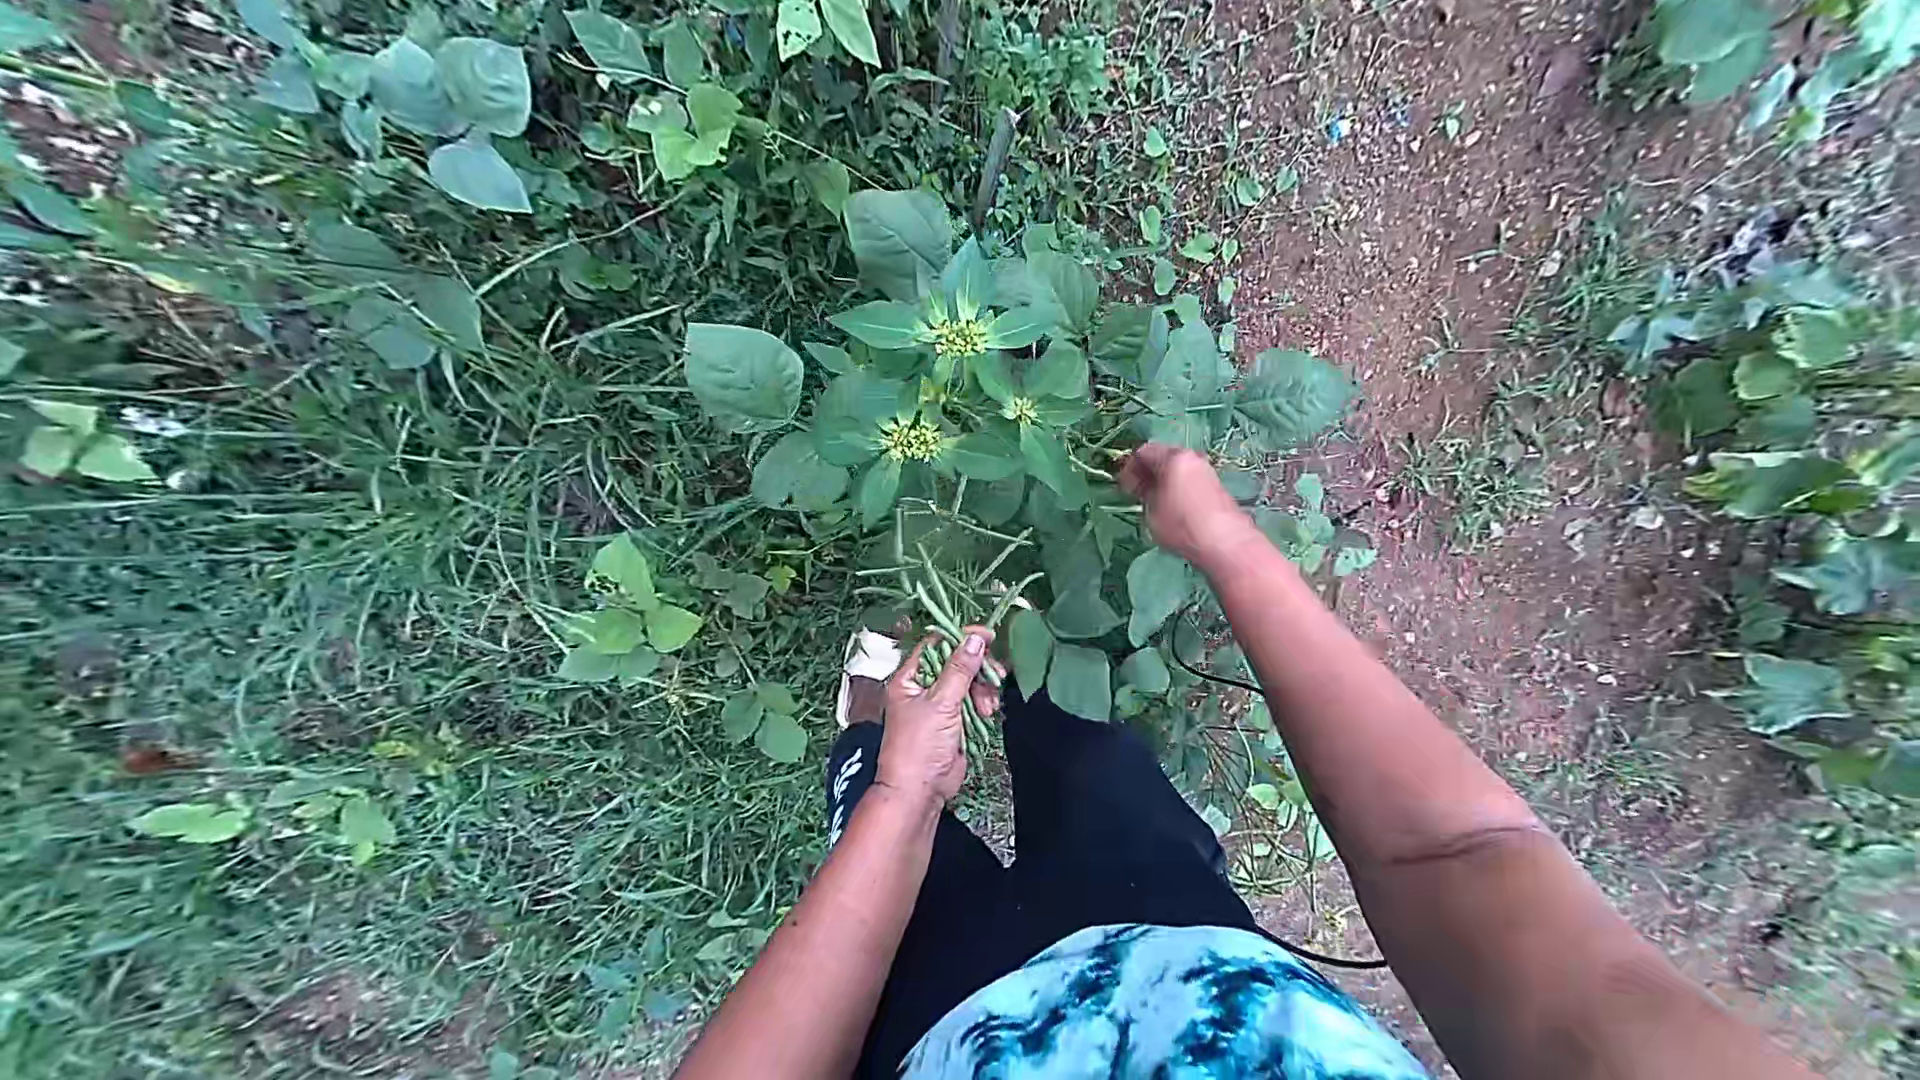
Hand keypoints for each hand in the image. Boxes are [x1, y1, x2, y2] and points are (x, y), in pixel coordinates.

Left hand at [876, 626, 999, 807]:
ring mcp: (939, 704)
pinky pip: (974, 701)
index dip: (961, 638)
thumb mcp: (940, 703)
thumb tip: (974, 641)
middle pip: (957, 662)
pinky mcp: (954, 720)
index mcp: (910, 677)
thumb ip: (960, 670)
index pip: (937, 644)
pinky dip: (984, 704)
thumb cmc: (918, 747)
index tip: (987, 637)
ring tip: (987, 706)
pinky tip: (987, 713)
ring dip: (983, 689)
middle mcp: (923, 687)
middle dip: (978, 668)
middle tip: (995, 674)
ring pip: (969, 681)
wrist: (920, 792)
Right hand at [1117, 443, 1262, 570]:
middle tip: (1136, 494)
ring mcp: (1207, 471)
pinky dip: (1176, 489)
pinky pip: (1189, 480)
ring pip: (1177, 470)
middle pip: (1163, 457)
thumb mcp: (1151, 510)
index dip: (1129, 469)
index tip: (1124, 488)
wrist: (1224, 542)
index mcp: (1173, 458)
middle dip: (1146, 474)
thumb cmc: (1180, 524)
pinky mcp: (1216, 487)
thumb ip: (1143, 492)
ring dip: (1162, 482)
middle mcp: (1192, 458)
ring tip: (1154, 503)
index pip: (1144, 452)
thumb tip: (1143, 487)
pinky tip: (1173, 509)